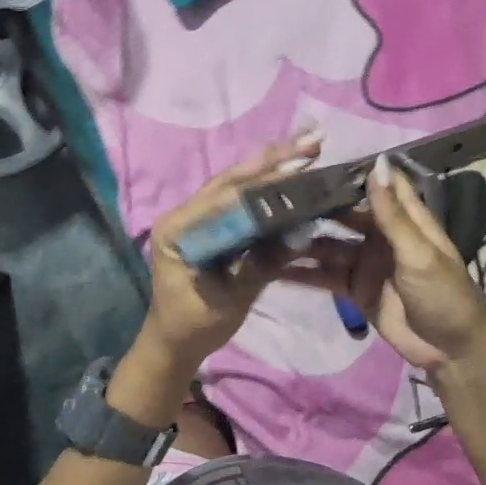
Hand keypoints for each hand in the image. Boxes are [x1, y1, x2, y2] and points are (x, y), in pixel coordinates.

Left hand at [142, 134, 323, 366]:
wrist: (173, 343)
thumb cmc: (194, 326)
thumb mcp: (230, 300)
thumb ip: (261, 265)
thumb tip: (300, 233)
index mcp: (178, 230)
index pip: (226, 197)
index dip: (264, 180)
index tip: (299, 163)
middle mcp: (183, 215)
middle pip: (232, 182)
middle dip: (273, 161)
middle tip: (312, 141)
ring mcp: (195, 218)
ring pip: (236, 186)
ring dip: (271, 168)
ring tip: (308, 148)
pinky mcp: (209, 226)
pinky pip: (238, 202)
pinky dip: (264, 189)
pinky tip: (290, 173)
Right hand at [293, 156, 485, 370]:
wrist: (449, 350)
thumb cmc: (443, 295)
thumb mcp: (418, 252)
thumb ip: (391, 213)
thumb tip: (376, 163)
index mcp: (405, 221)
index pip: (378, 187)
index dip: (352, 173)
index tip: (317, 161)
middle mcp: (381, 236)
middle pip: (345, 215)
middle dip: (317, 208)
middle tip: (278, 198)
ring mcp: (366, 263)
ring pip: (329, 246)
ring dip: (304, 241)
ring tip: (268, 233)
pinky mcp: (354, 289)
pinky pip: (325, 276)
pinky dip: (303, 273)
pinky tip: (275, 268)